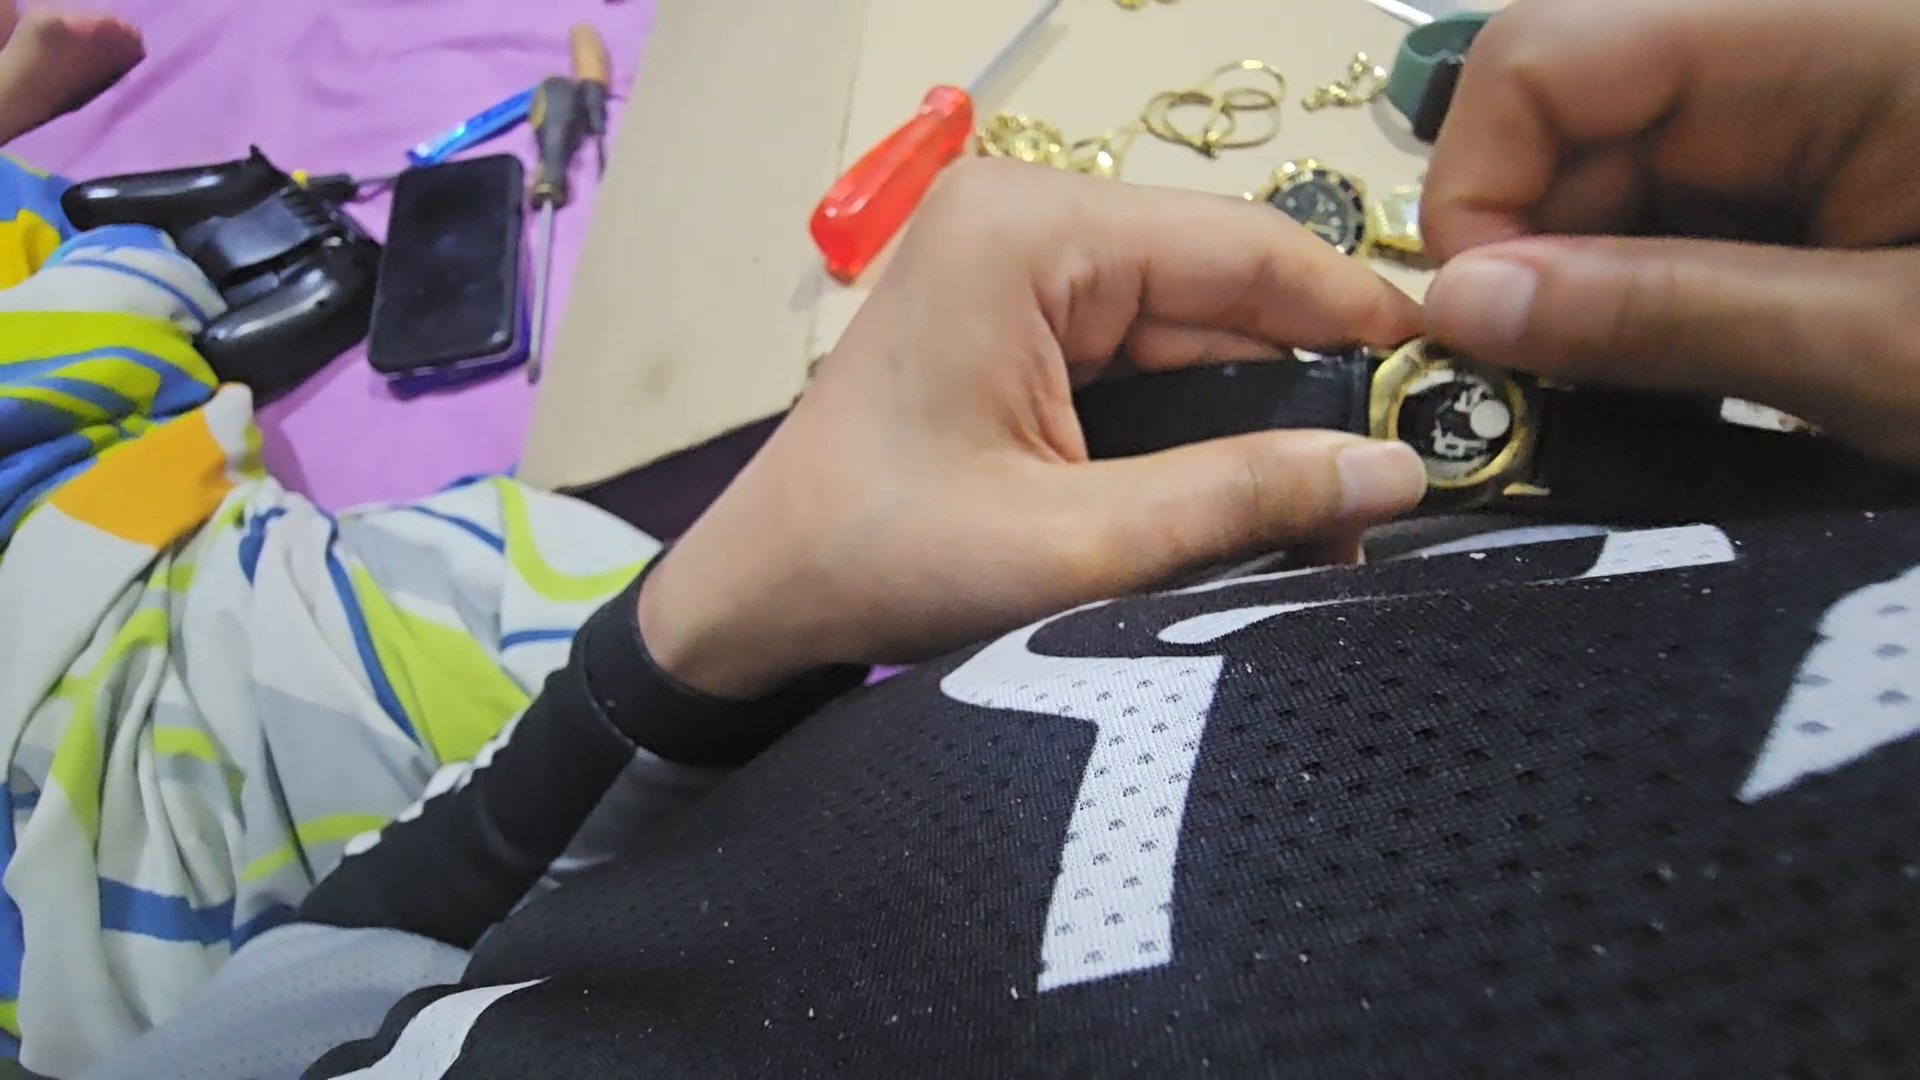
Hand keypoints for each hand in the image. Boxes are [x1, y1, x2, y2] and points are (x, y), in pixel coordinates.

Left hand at [639, 160, 1427, 697]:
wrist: (765, 586)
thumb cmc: (885, 556)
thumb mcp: (1072, 540)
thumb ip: (1235, 495)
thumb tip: (1388, 472)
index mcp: (1028, 233)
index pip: (1236, 248)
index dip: (1351, 311)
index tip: (1442, 371)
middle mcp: (1020, 225)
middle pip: (1207, 287)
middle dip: (1296, 379)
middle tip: (1384, 469)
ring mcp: (1006, 272)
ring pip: (1172, 328)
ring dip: (1242, 409)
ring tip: (1324, 491)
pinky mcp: (1001, 325)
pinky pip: (1123, 358)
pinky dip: (1181, 419)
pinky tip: (1234, 475)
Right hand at [1420, 0, 1919, 464]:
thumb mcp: (1897, 351)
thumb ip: (1658, 317)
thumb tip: (1455, 307)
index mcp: (1859, 24)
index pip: (1543, 55)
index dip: (1472, 187)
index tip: (1482, 315)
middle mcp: (1816, 31)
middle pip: (1557, 122)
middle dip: (1522, 254)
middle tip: (1553, 372)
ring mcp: (1810, 88)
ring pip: (1593, 173)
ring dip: (1575, 282)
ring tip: (1637, 372)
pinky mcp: (1813, 140)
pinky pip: (1653, 202)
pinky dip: (1627, 285)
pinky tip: (1679, 344)